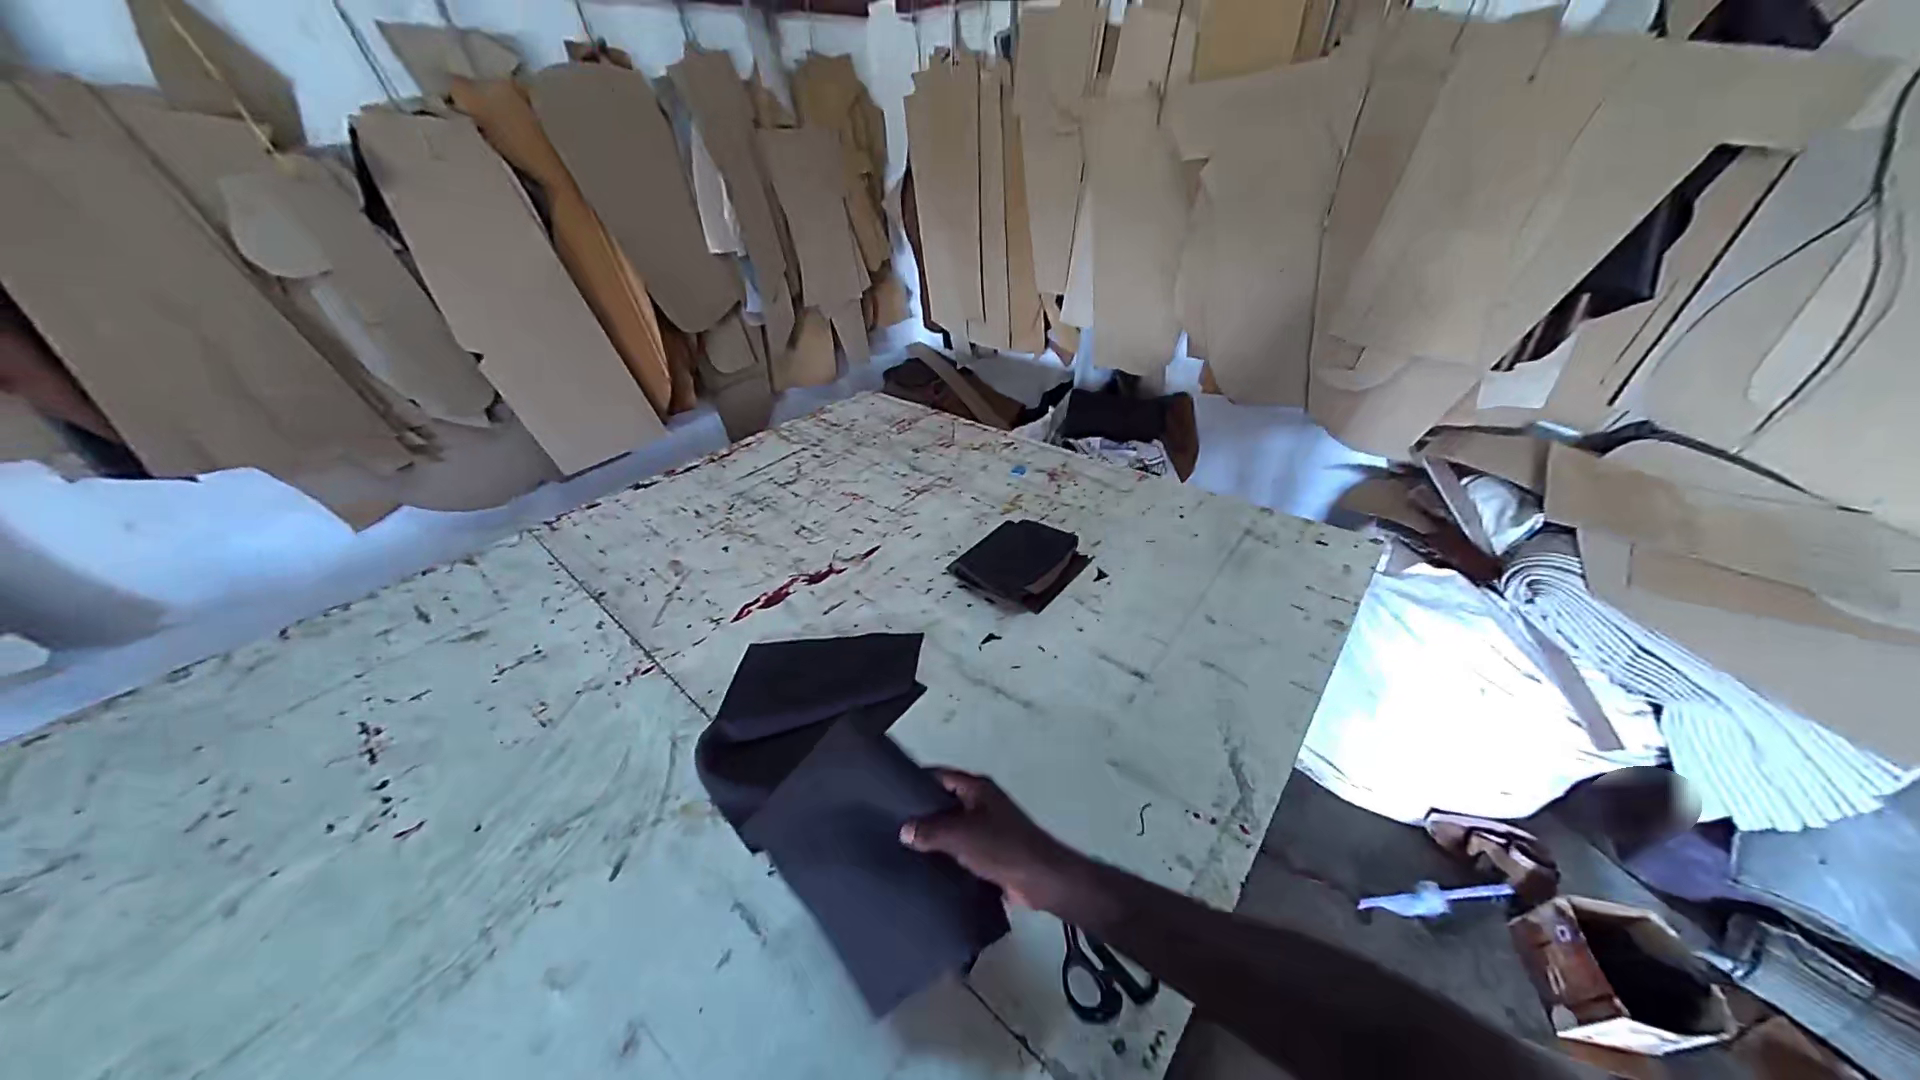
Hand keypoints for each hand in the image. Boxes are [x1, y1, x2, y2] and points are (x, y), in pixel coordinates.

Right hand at [900, 768, 1088, 912]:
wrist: (1040, 879)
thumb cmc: (1003, 847)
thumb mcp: (961, 835)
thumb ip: (930, 830)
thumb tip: (905, 830)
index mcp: (977, 788)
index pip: (941, 776)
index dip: (917, 780)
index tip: (892, 791)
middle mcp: (982, 802)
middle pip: (945, 800)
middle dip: (922, 811)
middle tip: (892, 822)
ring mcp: (987, 826)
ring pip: (951, 825)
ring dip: (934, 835)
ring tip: (903, 846)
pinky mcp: (990, 851)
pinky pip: (960, 846)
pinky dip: (945, 853)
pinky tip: (926, 865)